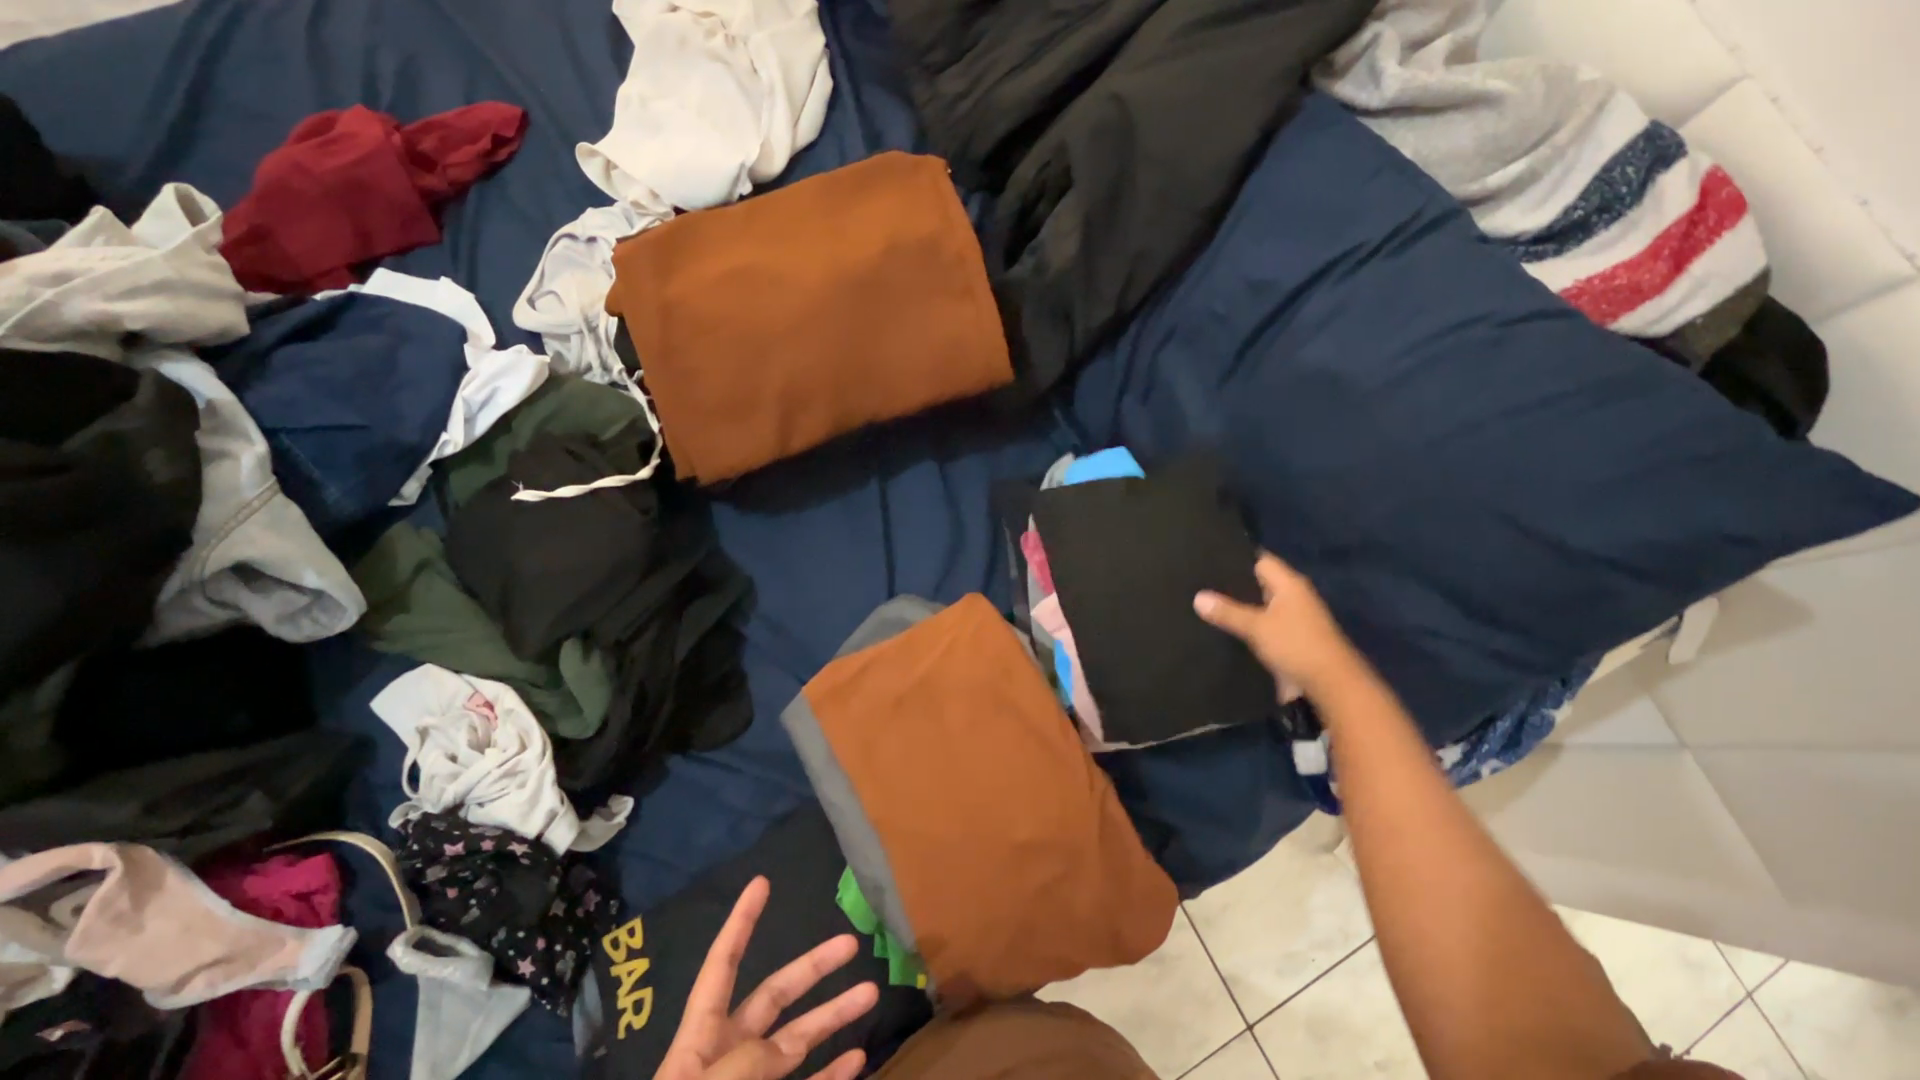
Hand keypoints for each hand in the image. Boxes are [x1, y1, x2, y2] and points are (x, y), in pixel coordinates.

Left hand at [652, 876, 878, 1079]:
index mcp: (700, 1039)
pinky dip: (832, 1075)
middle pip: (774, 998)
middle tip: (852, 943)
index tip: (762, 884)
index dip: (741, 924)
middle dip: (812, 969)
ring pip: (798, 1043)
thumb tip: (785, 1047)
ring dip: (833, 1019)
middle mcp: (727, 1057)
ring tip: (871, 992)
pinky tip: (858, 1058)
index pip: (722, 967)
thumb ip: (744, 1064)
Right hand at [1194, 552, 1363, 700]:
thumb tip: (1197, 596)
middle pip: (1258, 583)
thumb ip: (1227, 611)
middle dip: (1232, 585)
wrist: (1330, 683)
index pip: (1259, 559)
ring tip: (1203, 605)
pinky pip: (1263, 625)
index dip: (1235, 557)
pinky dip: (1247, 626)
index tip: (1207, 559)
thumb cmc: (1295, 645)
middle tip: (1198, 584)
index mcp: (1289, 584)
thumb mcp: (1257, 627)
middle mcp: (1292, 596)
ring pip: (1259, 606)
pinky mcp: (1290, 639)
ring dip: (1239, 608)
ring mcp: (1293, 618)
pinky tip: (1222, 630)